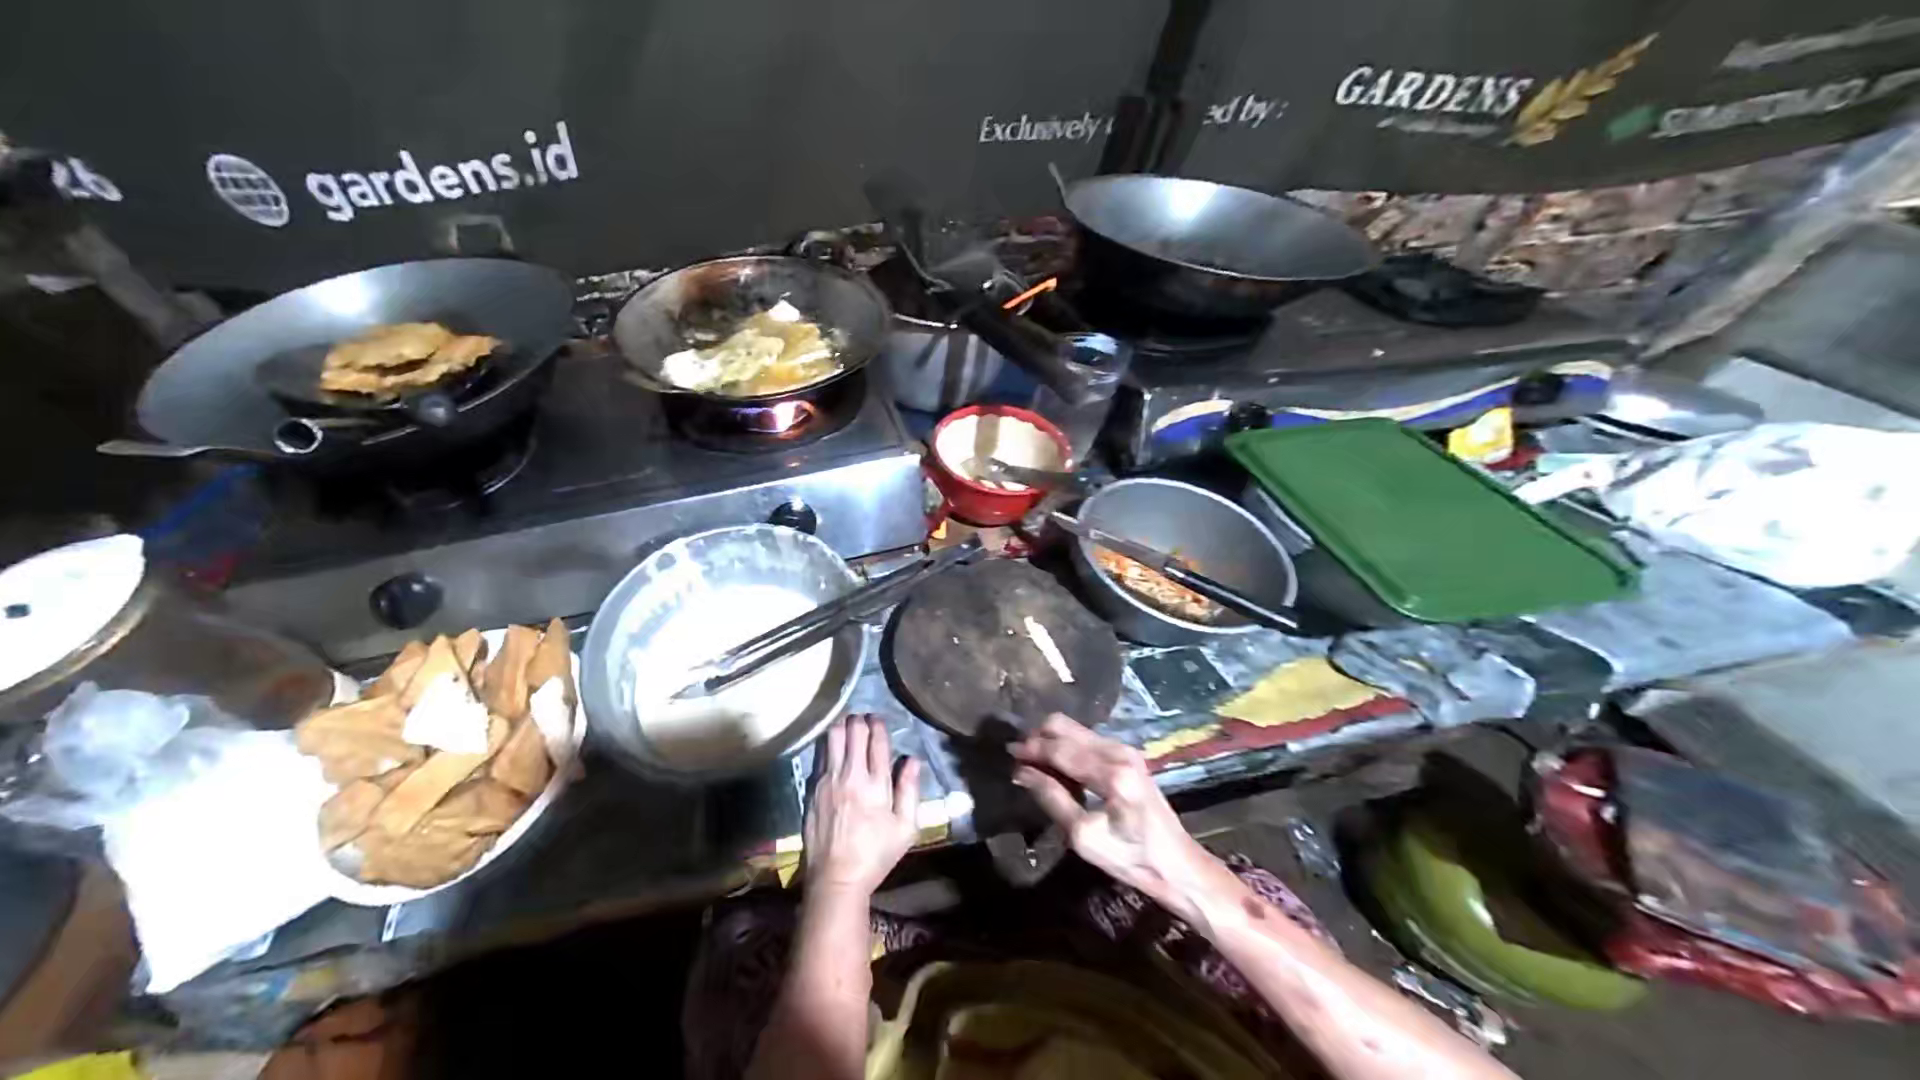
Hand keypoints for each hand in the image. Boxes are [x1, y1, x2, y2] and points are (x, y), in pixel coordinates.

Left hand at [804, 714, 921, 896]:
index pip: (877, 741)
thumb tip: (913, 760)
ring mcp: (827, 781)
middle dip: (860, 720)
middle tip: (864, 719)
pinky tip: (832, 749)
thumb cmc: (876, 855)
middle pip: (853, 731)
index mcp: (876, 784)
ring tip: (847, 727)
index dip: (879, 725)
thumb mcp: (906, 828)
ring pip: (832, 737)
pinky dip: (828, 746)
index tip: (880, 719)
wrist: (835, 878)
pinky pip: (819, 756)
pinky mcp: (811, 789)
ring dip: (841, 727)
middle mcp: (850, 776)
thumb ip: (910, 790)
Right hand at [1010, 714, 1227, 923]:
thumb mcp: (1084, 837)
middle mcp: (1119, 751)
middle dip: (1038, 737)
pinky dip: (1066, 746)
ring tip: (1034, 763)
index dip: (1031, 749)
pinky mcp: (1127, 754)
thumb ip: (1052, 798)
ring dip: (1051, 741)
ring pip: (1075, 729)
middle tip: (1020, 758)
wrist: (1177, 864)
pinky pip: (1086, 738)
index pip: (1060, 749)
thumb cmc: (1131, 858)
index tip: (1008, 754)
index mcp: (1112, 773)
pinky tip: (1057, 767)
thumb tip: (1022, 772)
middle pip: (1065, 726)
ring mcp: (1125, 749)